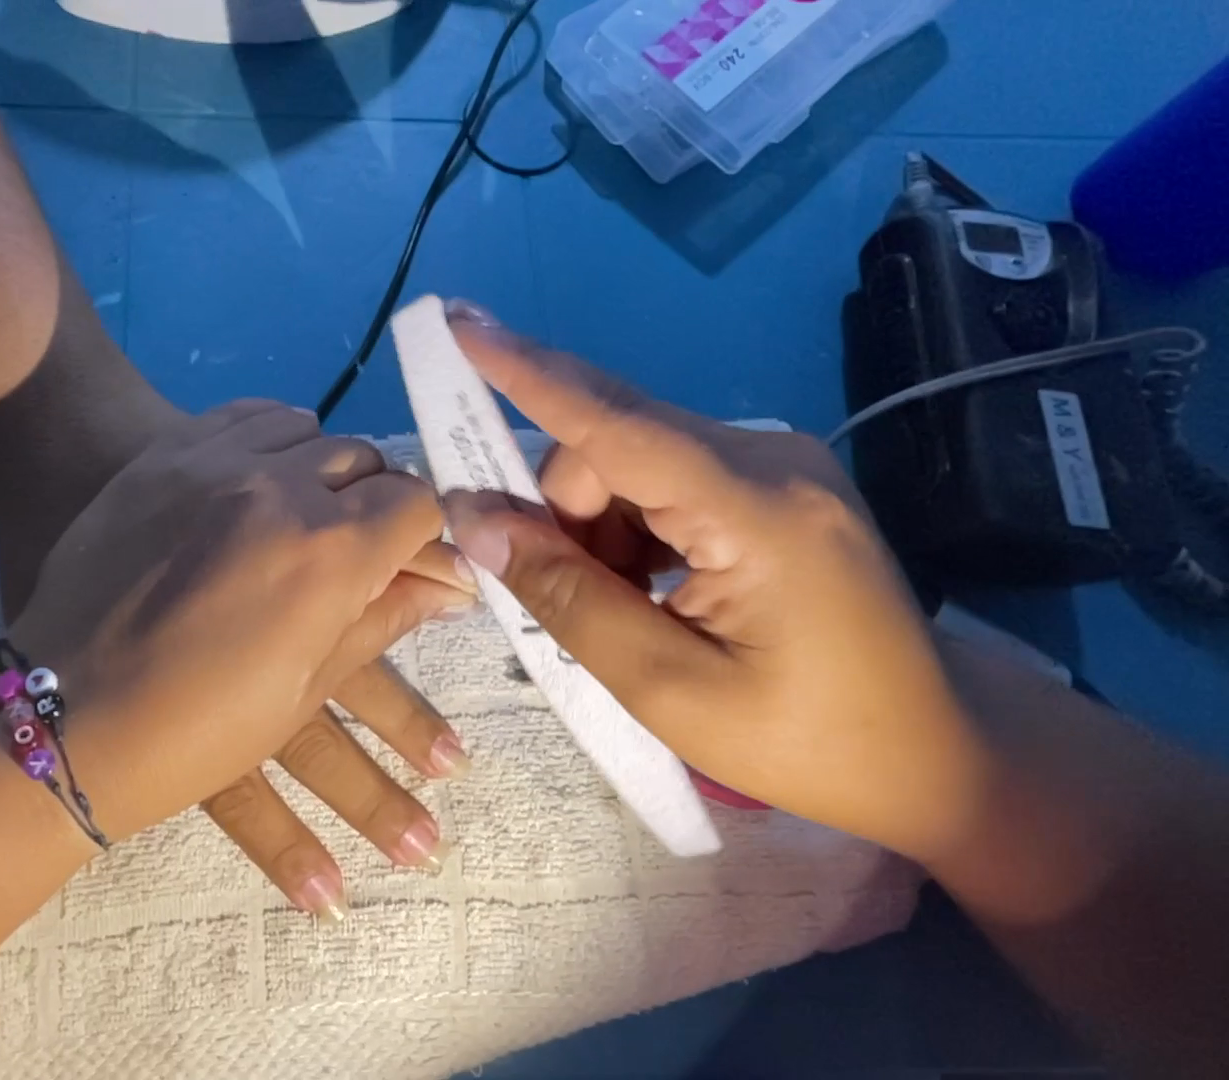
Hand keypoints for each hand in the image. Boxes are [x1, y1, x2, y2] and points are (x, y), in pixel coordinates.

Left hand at [9, 401, 470, 871]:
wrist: (65, 711)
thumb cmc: (196, 728)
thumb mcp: (304, 688)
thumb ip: (381, 618)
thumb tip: (446, 584)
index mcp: (328, 556)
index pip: (418, 508)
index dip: (428, 539)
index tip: (418, 568)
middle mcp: (282, 489)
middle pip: (370, 462)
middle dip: (382, 505)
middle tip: (365, 551)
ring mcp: (218, 462)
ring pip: (313, 431)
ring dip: (328, 469)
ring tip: (310, 514)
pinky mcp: (168, 455)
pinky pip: (248, 417)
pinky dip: (275, 439)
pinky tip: (265, 476)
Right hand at [436, 304, 993, 863]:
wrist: (936, 756)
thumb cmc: (804, 740)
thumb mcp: (663, 686)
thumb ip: (564, 595)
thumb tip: (475, 518)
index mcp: (754, 510)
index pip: (614, 423)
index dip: (526, 372)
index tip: (458, 322)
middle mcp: (766, 459)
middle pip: (608, 448)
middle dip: (561, 515)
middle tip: (562, 598)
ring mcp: (773, 466)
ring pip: (624, 465)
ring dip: (593, 531)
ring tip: (623, 611)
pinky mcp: (769, 483)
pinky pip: (658, 481)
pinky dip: (625, 531)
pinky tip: (648, 589)